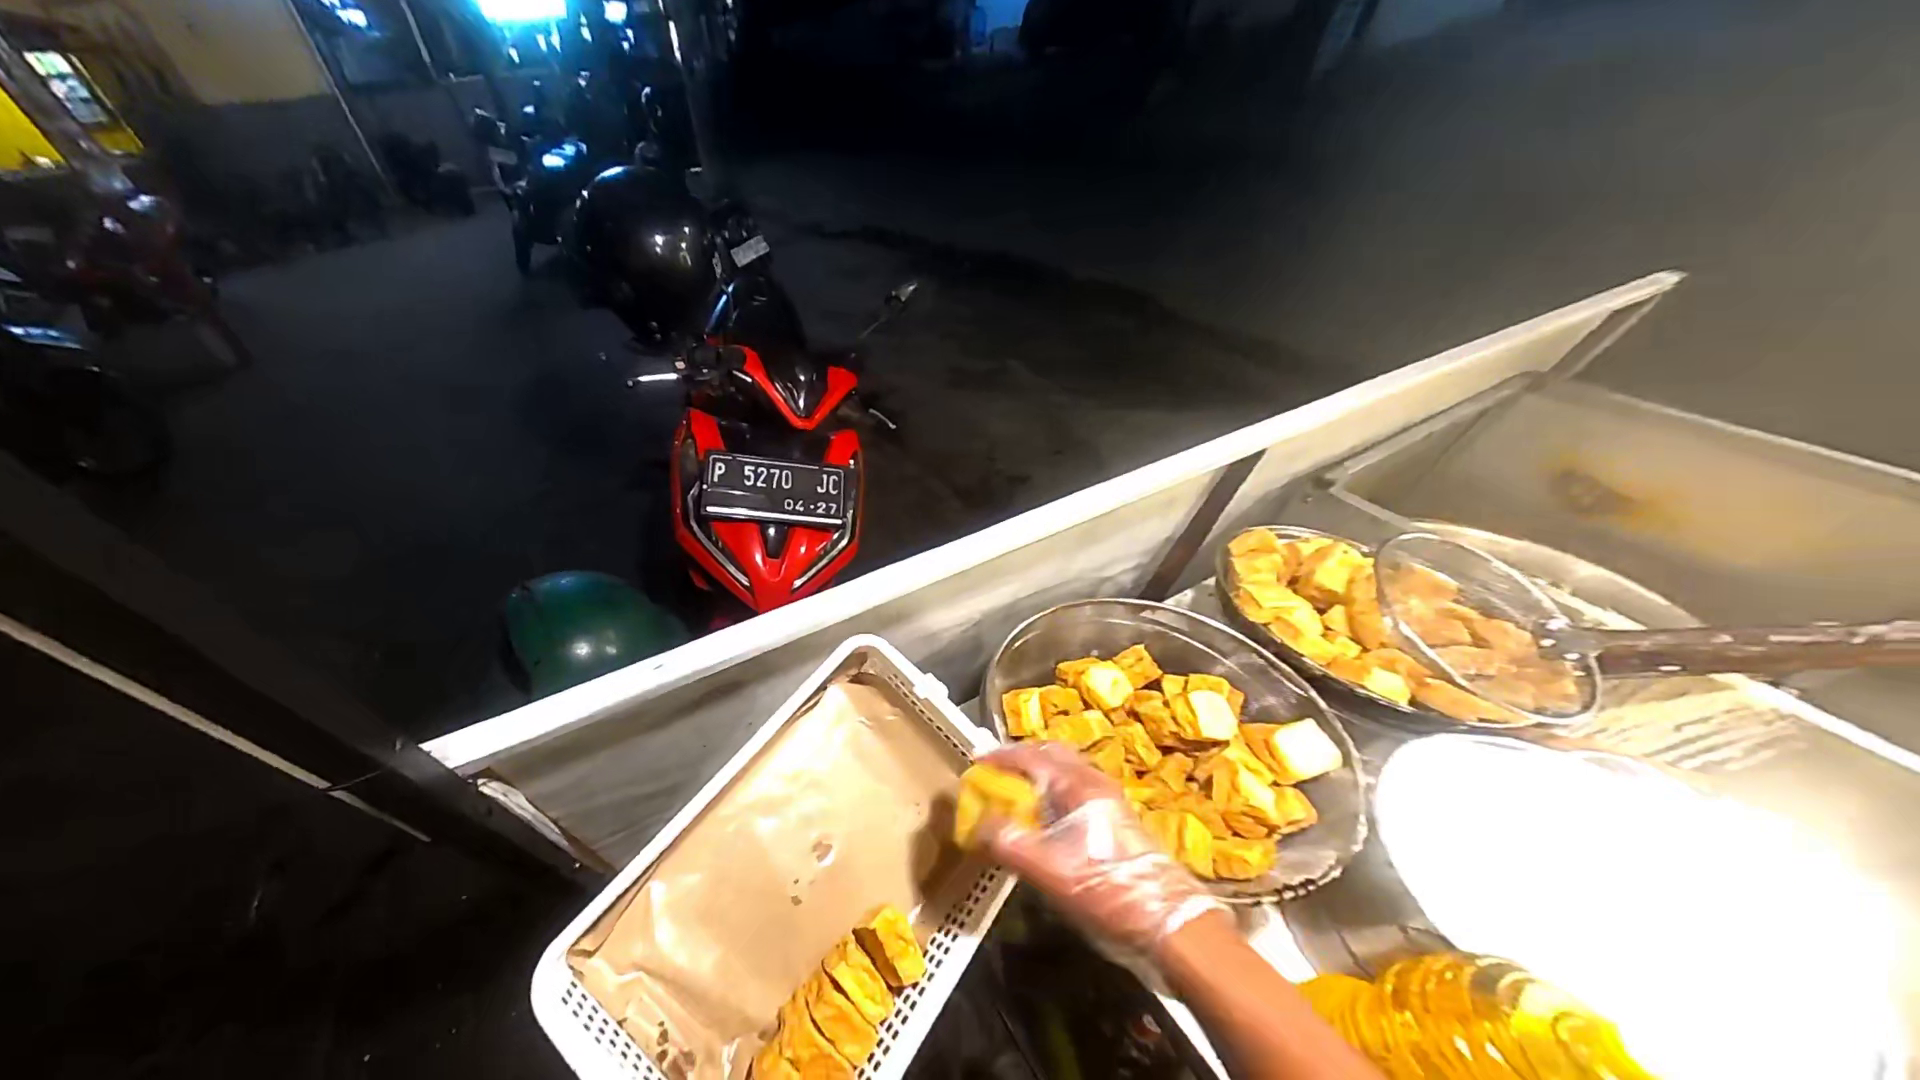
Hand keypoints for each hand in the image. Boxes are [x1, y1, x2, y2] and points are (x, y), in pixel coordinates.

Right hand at [973, 741, 1227, 962]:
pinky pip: (1078, 788)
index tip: (975, 762)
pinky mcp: (1118, 820)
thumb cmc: (1109, 891)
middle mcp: (1096, 783)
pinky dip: (1055, 789)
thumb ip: (1011, 845)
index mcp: (1078, 786)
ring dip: (1040, 773)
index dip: (1000, 757)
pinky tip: (1048, 818)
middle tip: (996, 771)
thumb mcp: (1051, 873)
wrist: (1170, 923)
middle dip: (1022, 757)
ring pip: (1068, 770)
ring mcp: (1111, 800)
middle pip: (1053, 754)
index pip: (1032, 756)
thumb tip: (980, 823)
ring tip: (1017, 793)